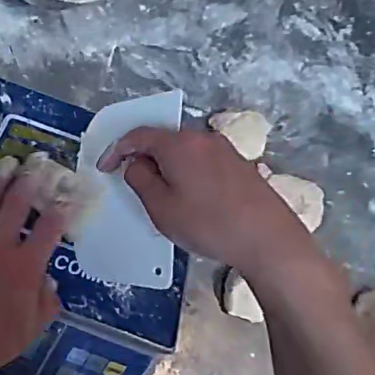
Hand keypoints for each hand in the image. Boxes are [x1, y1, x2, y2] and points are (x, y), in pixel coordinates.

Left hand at [0, 167, 65, 374]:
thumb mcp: (32, 329)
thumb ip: (46, 302)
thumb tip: (49, 280)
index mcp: (24, 267)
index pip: (49, 228)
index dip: (62, 209)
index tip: (69, 195)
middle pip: (16, 204)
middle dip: (30, 181)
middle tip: (37, 163)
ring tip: (7, 163)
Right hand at [99, 126, 321, 277]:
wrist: (269, 239)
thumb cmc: (208, 223)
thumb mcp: (161, 207)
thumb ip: (140, 179)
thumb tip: (136, 163)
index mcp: (178, 144)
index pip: (137, 135)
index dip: (116, 150)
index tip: (105, 168)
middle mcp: (202, 138)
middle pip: (163, 139)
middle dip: (143, 156)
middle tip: (131, 180)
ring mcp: (225, 149)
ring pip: (184, 150)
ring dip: (166, 165)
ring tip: (161, 192)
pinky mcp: (240, 165)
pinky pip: (202, 160)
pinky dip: (187, 171)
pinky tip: (190, 195)